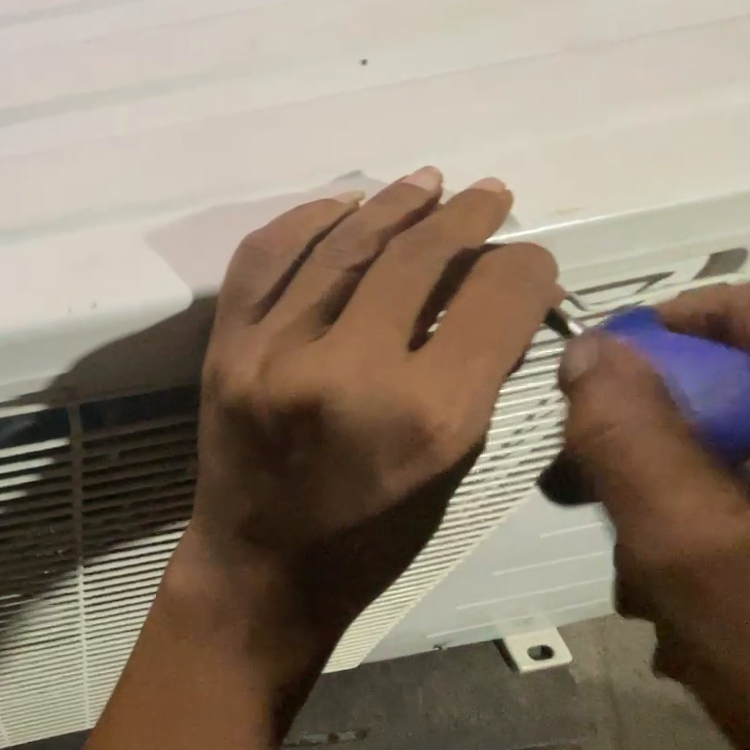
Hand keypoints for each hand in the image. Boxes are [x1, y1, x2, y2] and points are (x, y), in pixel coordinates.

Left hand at [173, 167, 558, 679]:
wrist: (256, 564)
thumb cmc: (367, 534)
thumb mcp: (449, 465)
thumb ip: (479, 375)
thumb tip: (499, 287)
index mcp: (425, 415)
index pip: (496, 296)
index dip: (525, 266)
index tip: (526, 259)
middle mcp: (345, 370)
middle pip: (417, 256)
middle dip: (465, 218)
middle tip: (488, 196)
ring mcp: (270, 352)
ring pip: (340, 245)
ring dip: (390, 204)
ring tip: (425, 185)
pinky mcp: (222, 348)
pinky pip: (261, 258)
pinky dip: (303, 222)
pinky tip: (339, 207)